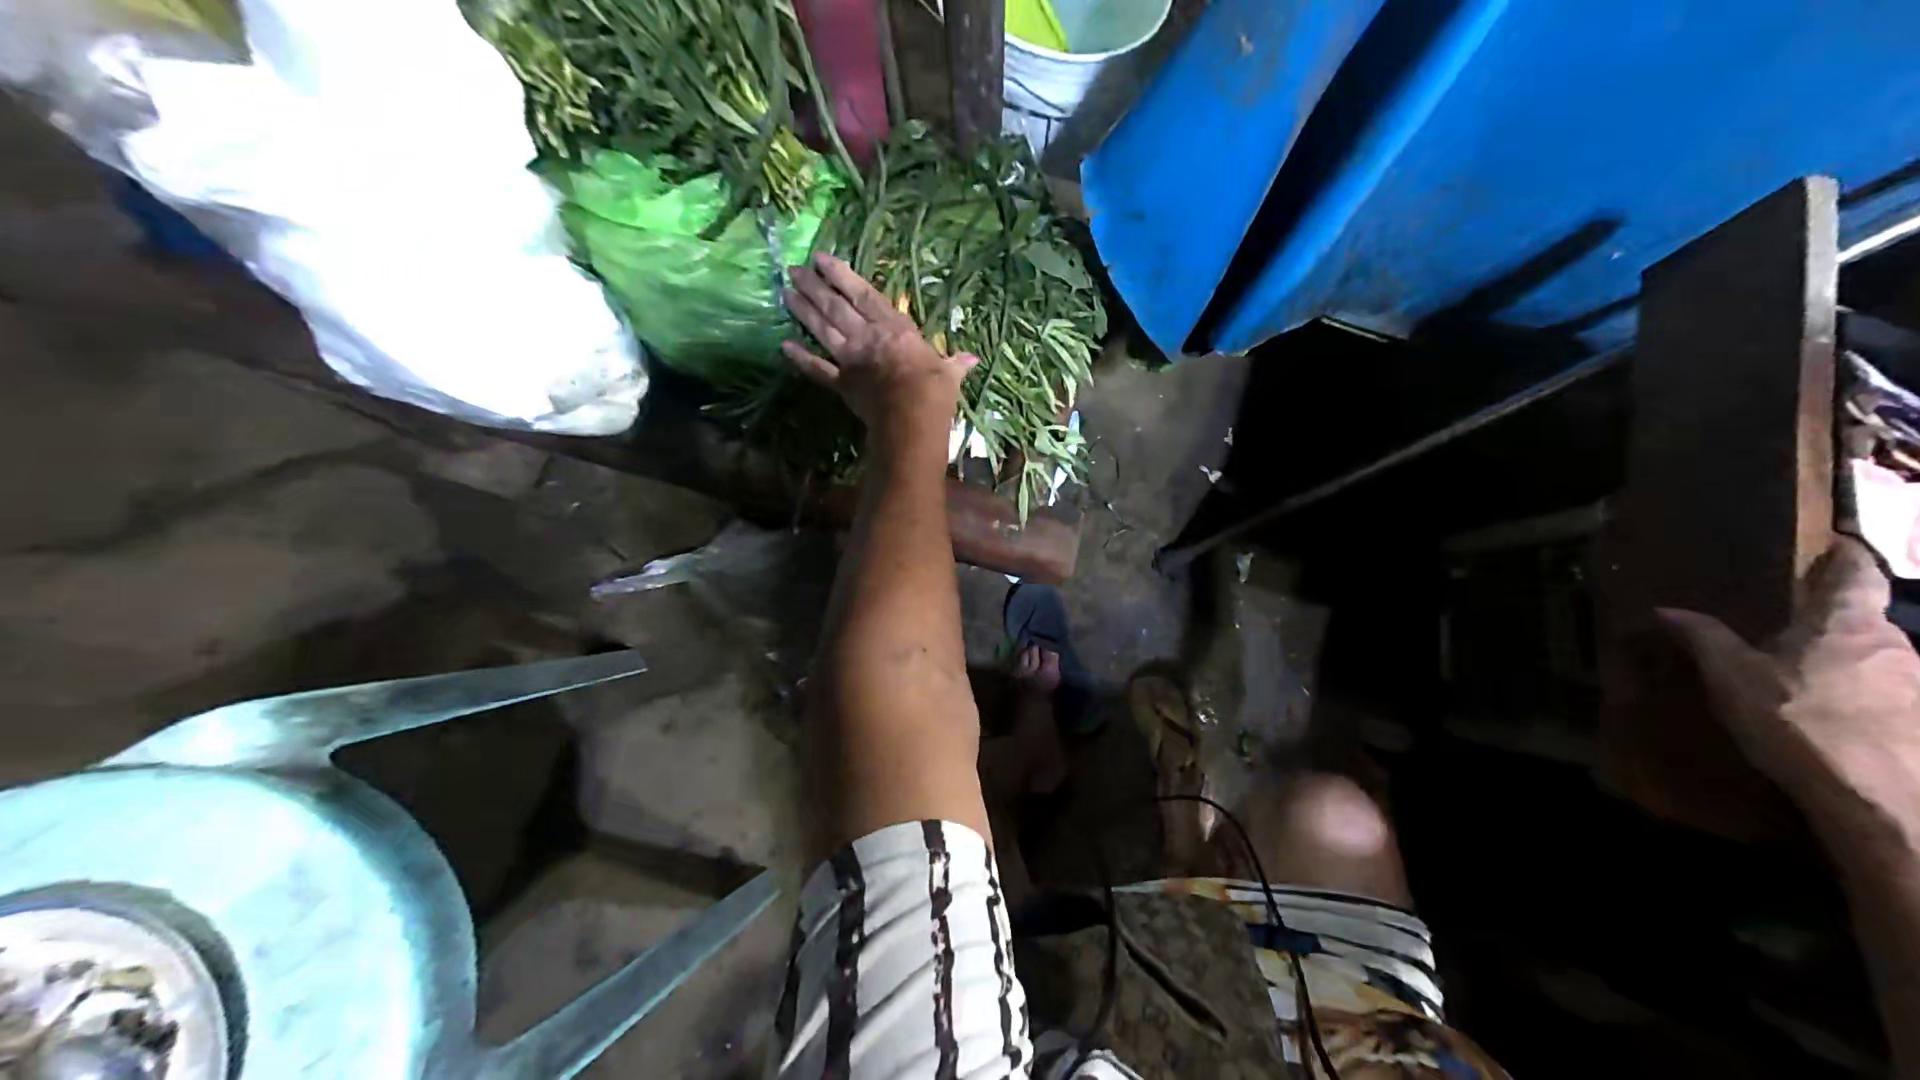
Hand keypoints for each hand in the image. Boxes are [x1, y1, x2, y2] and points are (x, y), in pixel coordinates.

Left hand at [782, 253, 976, 450]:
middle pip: (835, 307)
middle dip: (814, 287)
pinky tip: (784, 346)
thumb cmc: (934, 392)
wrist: (912, 421)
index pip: (864, 295)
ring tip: (786, 292)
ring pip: (822, 330)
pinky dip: (801, 359)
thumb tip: (973, 359)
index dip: (841, 275)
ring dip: (803, 311)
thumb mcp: (949, 373)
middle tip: (793, 270)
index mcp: (894, 328)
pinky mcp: (843, 385)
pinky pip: (818, 370)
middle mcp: (867, 337)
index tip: (821, 259)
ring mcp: (851, 361)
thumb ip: (955, 363)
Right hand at [1662, 537, 1919, 820]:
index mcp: (1846, 623)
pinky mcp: (1919, 721)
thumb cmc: (1799, 718)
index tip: (1831, 541)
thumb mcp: (1731, 675)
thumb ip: (1702, 637)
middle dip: (1829, 616)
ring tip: (1798, 667)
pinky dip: (1855, 690)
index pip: (1855, 573)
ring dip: (1841, 656)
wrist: (1883, 797)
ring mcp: (1915, 684)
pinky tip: (1824, 708)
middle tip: (1788, 617)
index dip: (1844, 555)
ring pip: (1874, 656)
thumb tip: (1665, 609)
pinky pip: (1883, 691)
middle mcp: (1893, 644)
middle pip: (1863, 617)